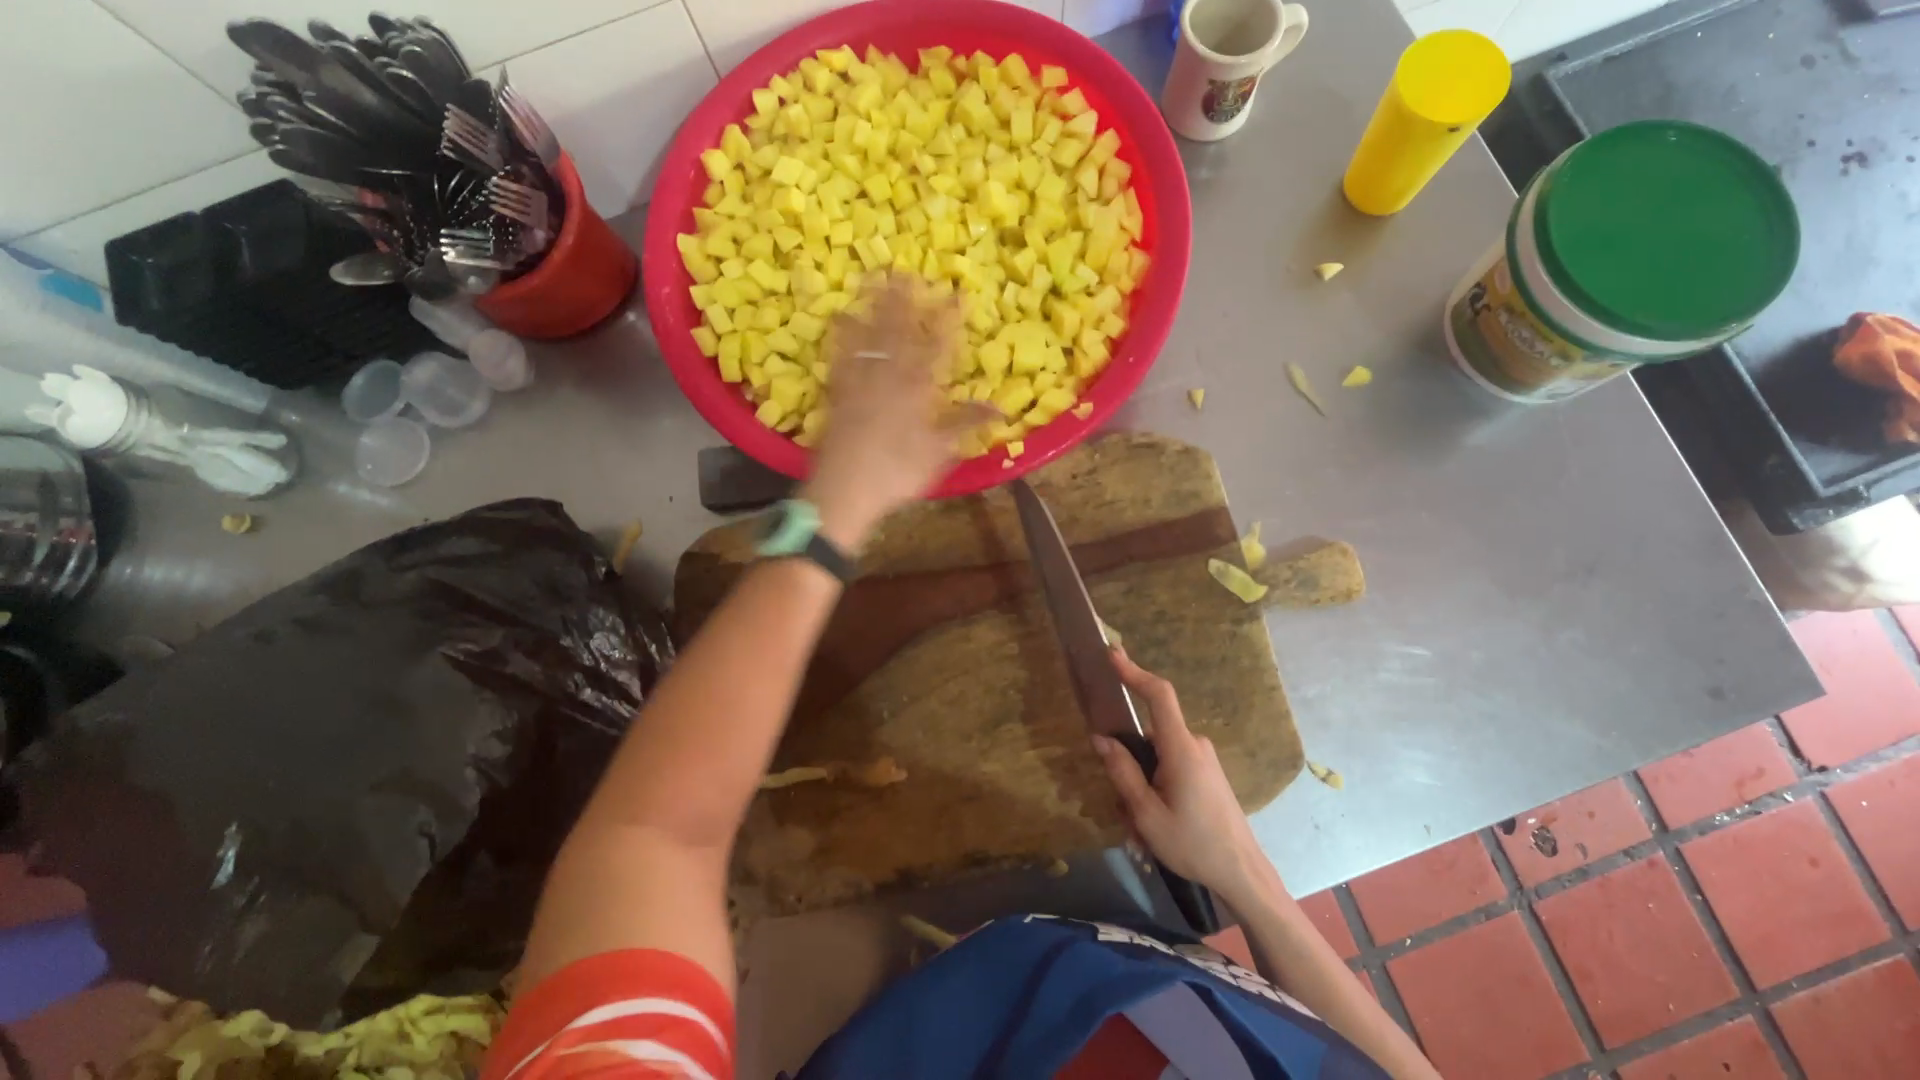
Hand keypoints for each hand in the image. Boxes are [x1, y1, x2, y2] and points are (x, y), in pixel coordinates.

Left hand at [800, 274, 989, 550]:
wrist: (844, 488)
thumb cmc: (897, 472)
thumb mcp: (939, 451)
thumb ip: (967, 423)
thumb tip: (1002, 408)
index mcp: (919, 388)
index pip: (939, 347)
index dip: (949, 320)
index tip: (956, 294)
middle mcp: (890, 375)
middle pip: (899, 330)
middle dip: (905, 300)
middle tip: (906, 271)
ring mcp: (860, 380)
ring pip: (869, 334)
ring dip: (872, 305)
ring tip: (874, 279)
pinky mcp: (836, 391)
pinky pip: (840, 354)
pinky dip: (842, 334)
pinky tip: (840, 318)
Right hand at [1094, 647, 1272, 902]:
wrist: (1242, 873)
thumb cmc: (1192, 843)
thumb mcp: (1146, 813)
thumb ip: (1122, 772)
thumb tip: (1101, 737)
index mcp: (1181, 749)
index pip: (1158, 696)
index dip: (1135, 672)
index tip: (1112, 655)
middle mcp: (1195, 746)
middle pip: (1149, 736)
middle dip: (1128, 767)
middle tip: (1124, 813)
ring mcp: (1204, 760)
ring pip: (1157, 759)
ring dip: (1142, 788)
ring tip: (1142, 833)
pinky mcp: (1208, 775)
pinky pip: (1171, 770)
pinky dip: (1157, 793)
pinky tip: (1157, 830)